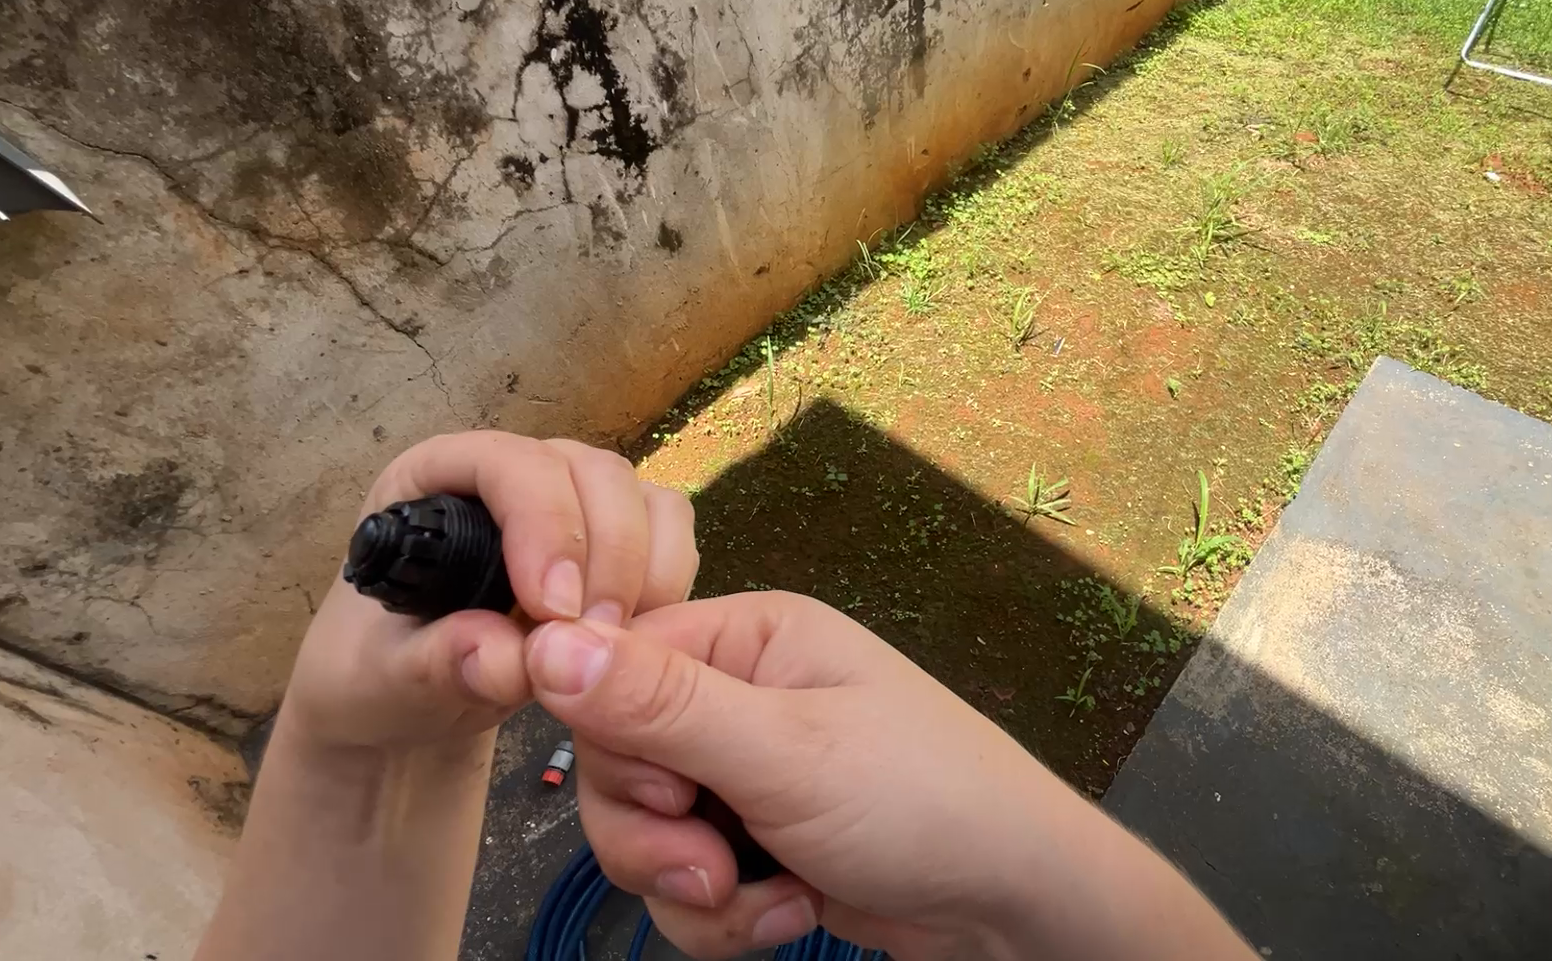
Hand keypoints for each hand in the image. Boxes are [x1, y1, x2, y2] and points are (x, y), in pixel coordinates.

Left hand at [280, 432, 699, 753]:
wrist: (423, 698)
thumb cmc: (385, 671)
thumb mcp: (381, 680)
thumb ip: (434, 662)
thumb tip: (505, 656)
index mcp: (442, 476)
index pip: (511, 463)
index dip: (544, 524)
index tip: (553, 610)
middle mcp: (526, 471)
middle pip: (596, 474)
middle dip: (608, 556)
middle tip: (592, 641)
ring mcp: (585, 498)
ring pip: (647, 499)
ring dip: (646, 571)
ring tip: (615, 644)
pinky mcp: (631, 531)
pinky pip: (674, 532)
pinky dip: (669, 580)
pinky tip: (636, 633)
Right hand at [524, 592, 1253, 959]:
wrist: (1006, 895)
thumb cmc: (914, 795)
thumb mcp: (784, 751)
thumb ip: (663, 706)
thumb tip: (545, 642)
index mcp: (753, 638)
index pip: (619, 665)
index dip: (610, 739)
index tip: (658, 794)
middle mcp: (744, 692)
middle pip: (621, 759)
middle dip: (655, 832)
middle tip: (712, 864)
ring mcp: (750, 767)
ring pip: (647, 830)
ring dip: (693, 887)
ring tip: (766, 896)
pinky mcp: (758, 834)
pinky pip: (687, 878)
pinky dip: (726, 914)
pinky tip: (789, 909)